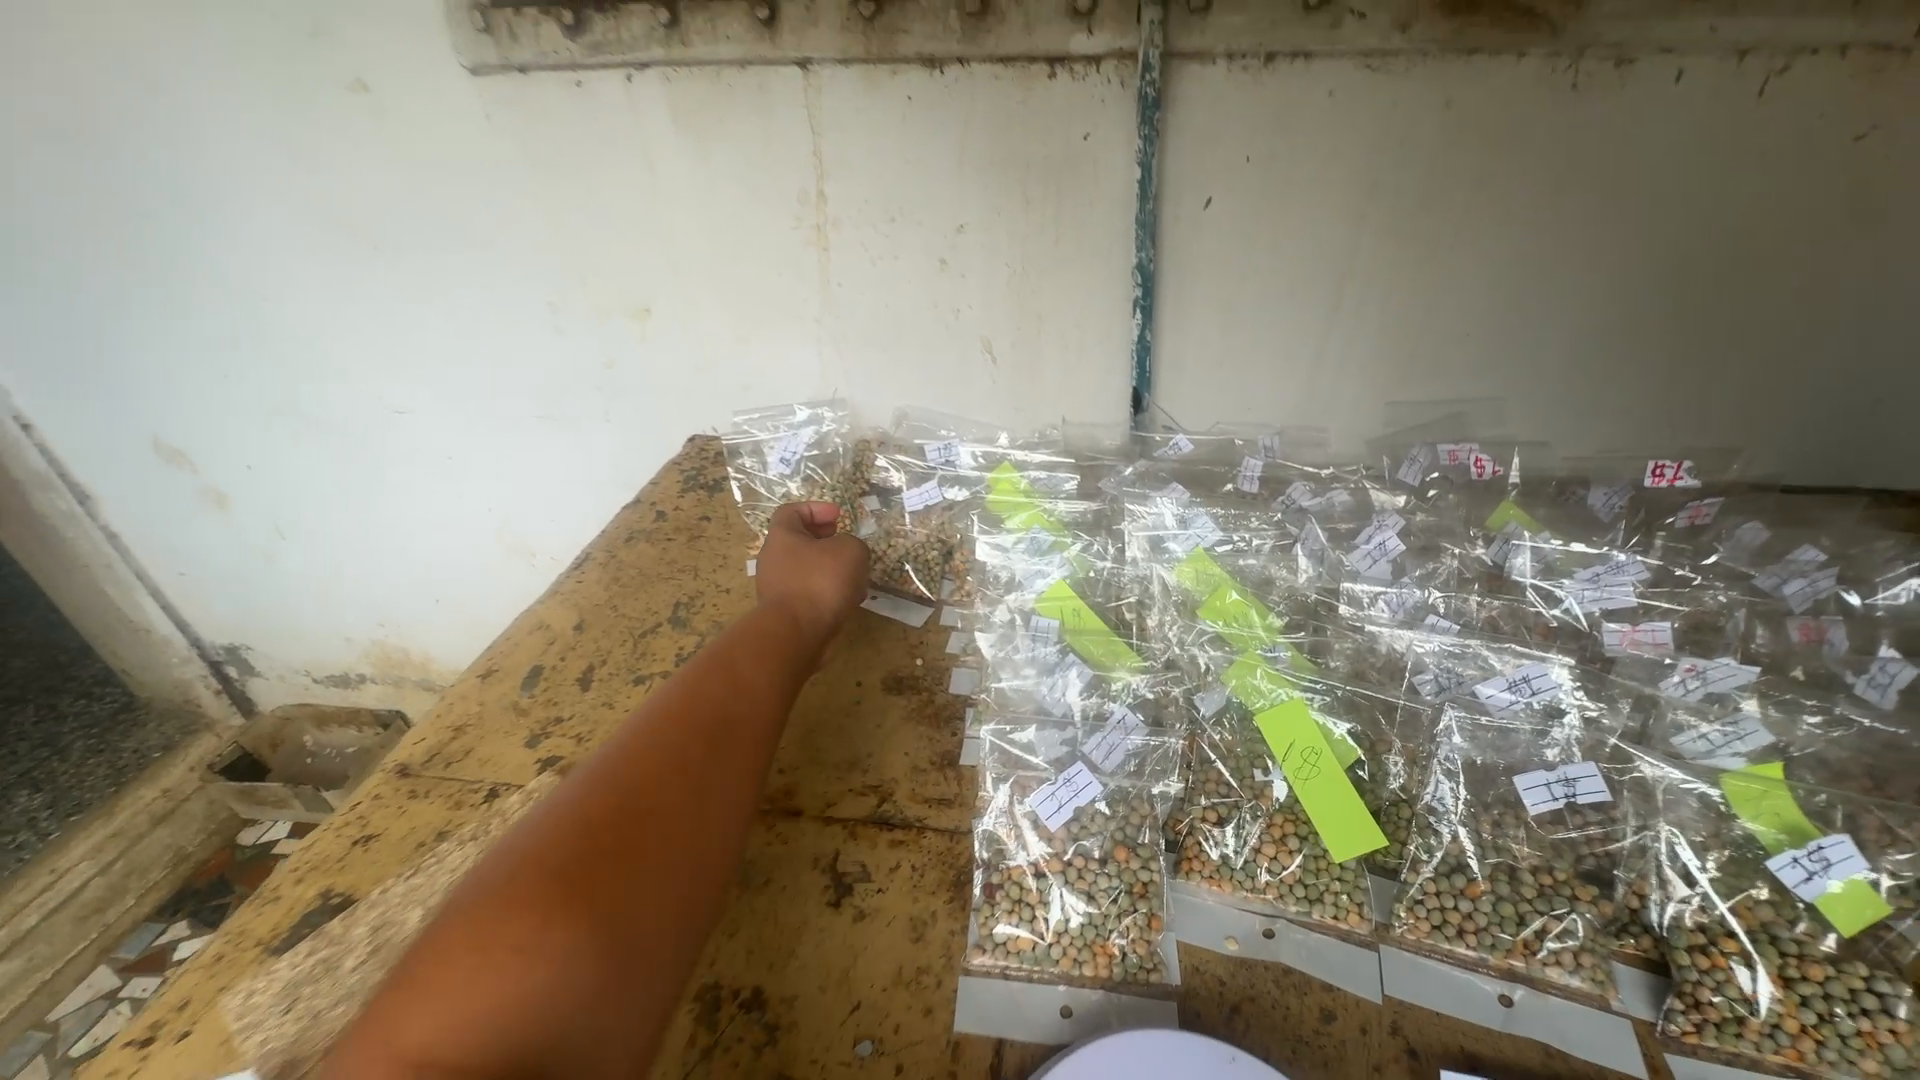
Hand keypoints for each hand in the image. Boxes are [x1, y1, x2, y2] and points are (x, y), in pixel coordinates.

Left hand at [756, 502, 869, 645]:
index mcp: (782, 536)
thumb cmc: (820, 581)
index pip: (791, 511)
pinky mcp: (785, 612)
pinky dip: (827, 593)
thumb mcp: (850, 550)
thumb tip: (848, 553)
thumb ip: (852, 544)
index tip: (838, 516)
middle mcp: (773, 559)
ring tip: (855, 577)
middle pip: (799, 542)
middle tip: (846, 545)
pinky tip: (847, 601)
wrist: (797, 633)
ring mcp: (776, 587)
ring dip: (830, 570)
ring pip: (806, 570)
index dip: (816, 509)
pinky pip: (808, 594)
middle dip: (826, 541)